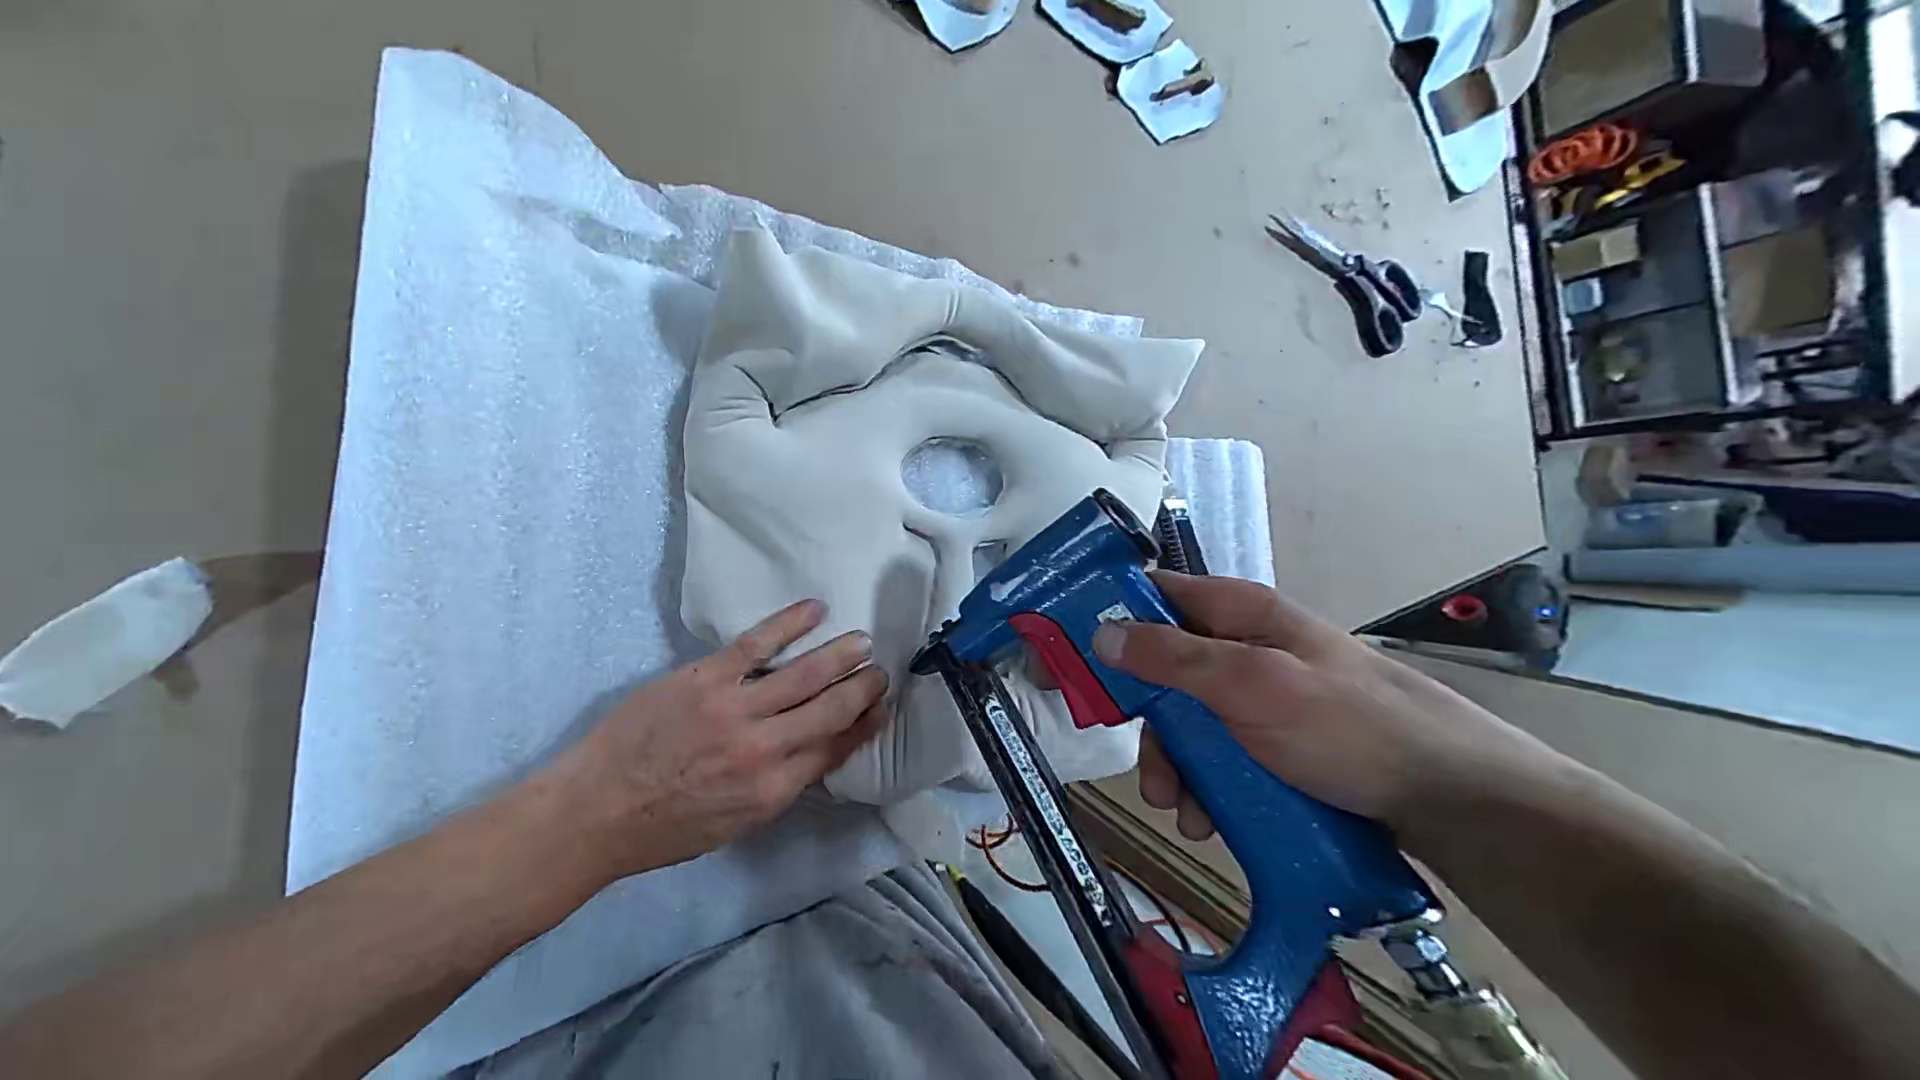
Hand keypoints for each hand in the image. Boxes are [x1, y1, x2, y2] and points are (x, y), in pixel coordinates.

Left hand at [545, 599, 888, 880]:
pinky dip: (791, 623)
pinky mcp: (705, 678)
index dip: (867, 723)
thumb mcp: (738, 824)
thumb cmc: (666, 828)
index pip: (837, 746)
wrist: (595, 811)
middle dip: (865, 686)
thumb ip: (783, 785)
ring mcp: (735, 708)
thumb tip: (819, 750)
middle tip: (880, 670)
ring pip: (806, 673)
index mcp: (774, 789)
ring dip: (842, 654)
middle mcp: (765, 748)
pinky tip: (815, 610)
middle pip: (832, 708)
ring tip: (862, 641)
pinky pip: (758, 644)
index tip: (882, 706)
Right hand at [1092, 572, 1556, 850]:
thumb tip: (1102, 630)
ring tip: (1185, 810)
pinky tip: (1211, 818)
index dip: (1105, 618)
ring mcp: (1256, 693)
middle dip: (1148, 724)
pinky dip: (1205, 784)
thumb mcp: (1251, 685)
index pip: (1150, 595)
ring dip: (1175, 766)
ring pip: (1185, 719)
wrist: (1452, 797)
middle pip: (1160, 668)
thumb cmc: (1347, 726)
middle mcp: (1240, 645)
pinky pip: (1217, 752)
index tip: (1064, 658)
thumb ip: (1173, 656)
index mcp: (1235, 612)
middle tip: (1148, 772)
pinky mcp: (1271, 737)